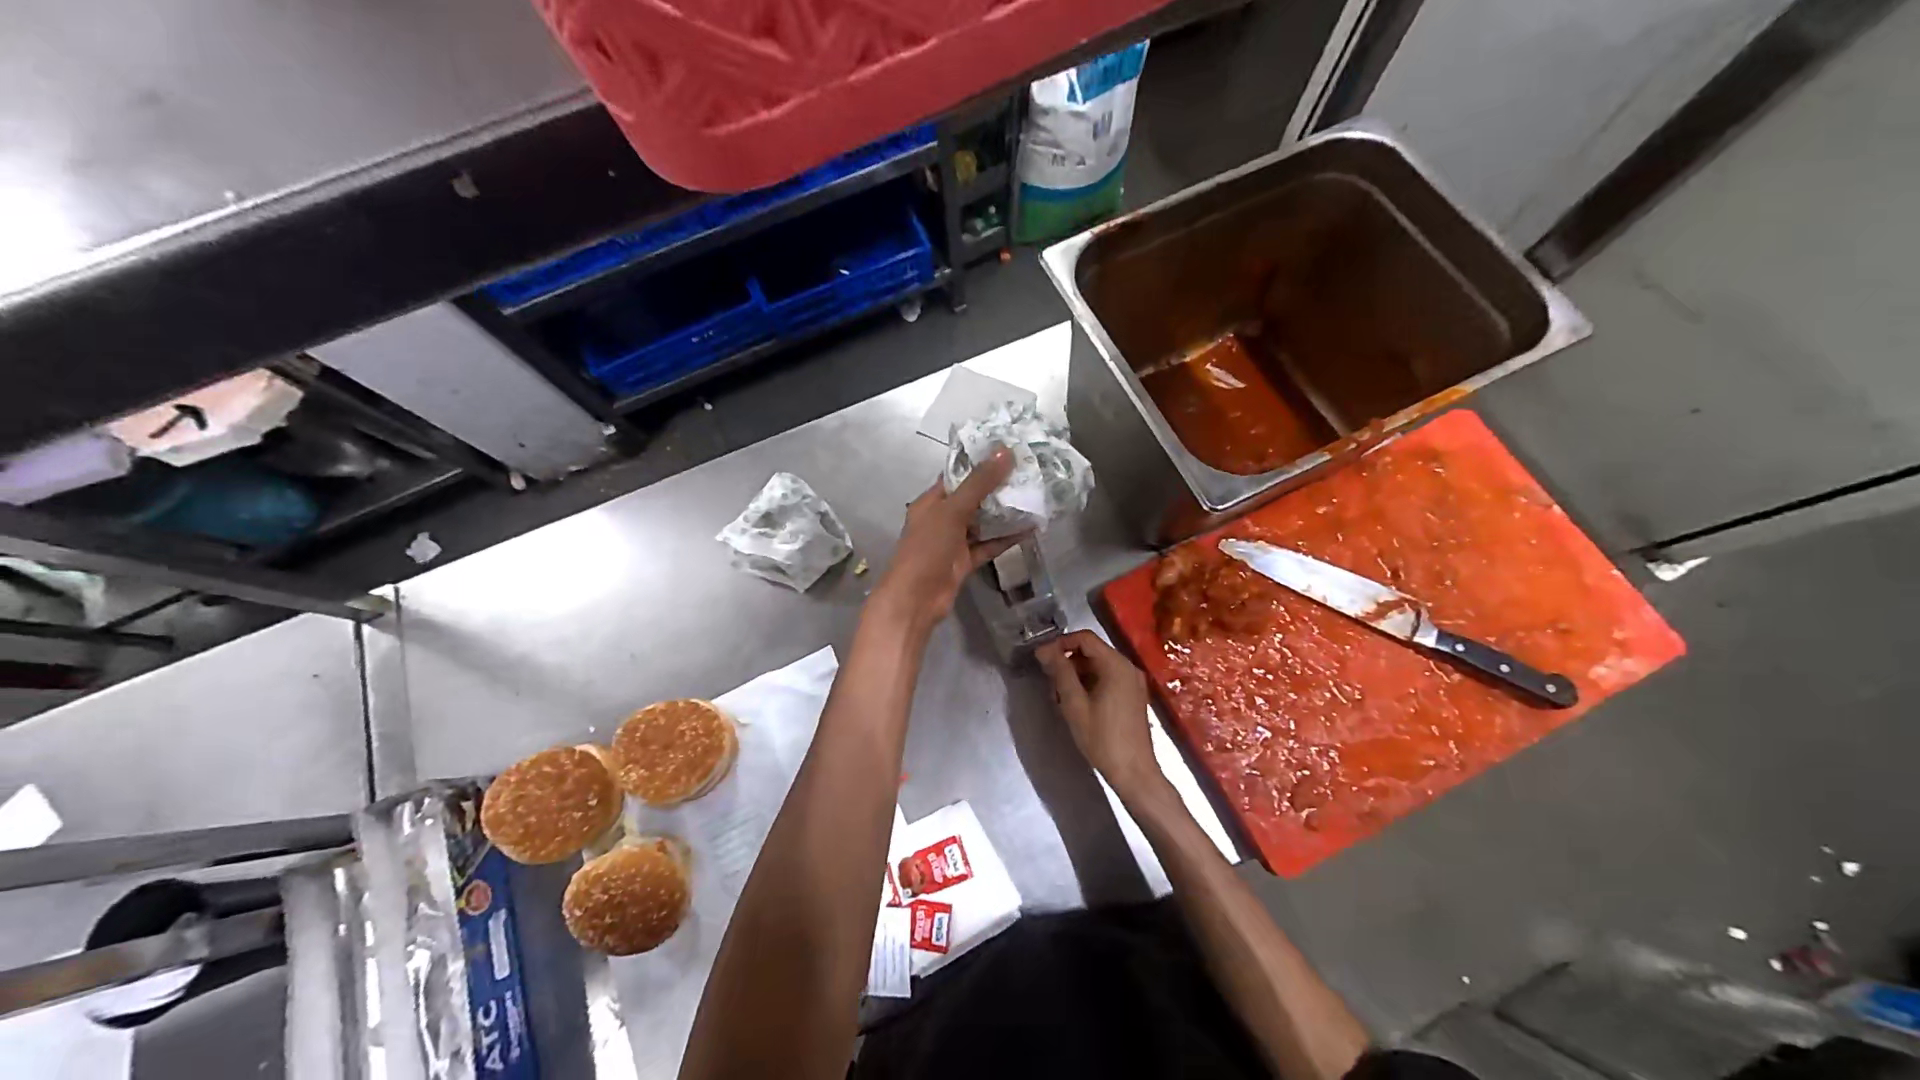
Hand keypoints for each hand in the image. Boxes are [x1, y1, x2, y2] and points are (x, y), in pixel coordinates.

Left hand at [873, 446, 1018, 631]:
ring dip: (1005, 513)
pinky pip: (988, 545)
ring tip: (1034, 496)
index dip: (981, 462)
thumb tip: (1005, 451)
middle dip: (998, 487)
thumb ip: (979, 483)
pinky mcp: (965, 561)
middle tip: (1030, 472)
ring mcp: (954, 541)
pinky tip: (1029, 528)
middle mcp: (942, 518)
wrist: (916, 599)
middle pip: (974, 498)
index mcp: (932, 501)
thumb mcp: (953, 510)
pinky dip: (1006, 538)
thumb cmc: (928, 549)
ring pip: (983, 522)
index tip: (1009, 450)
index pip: (958, 475)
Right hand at [1036, 630, 1165, 803]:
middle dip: (1068, 662)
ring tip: (1060, 698)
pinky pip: (1108, 678)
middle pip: (1092, 651)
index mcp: (1116, 665)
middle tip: (1049, 683)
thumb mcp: (1075, 704)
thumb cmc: (1102, 738)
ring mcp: (1133, 682)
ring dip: (1077, 675)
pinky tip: (1076, 704)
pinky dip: (1090, 684)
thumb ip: (1060, 673)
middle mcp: (1128, 667)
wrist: (1134, 772)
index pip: (1085, 638)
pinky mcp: (1133, 695)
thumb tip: (1044, 649)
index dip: (1061, 644)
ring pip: (1098, 666)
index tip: (1043, 659)